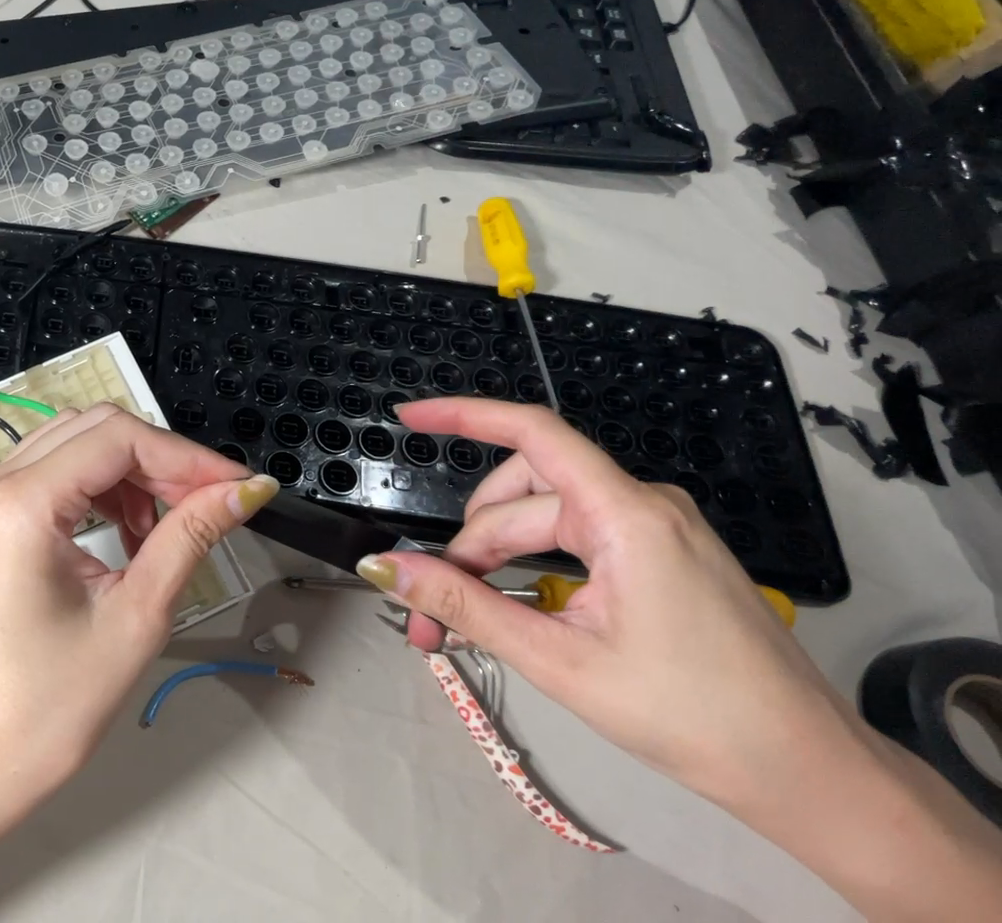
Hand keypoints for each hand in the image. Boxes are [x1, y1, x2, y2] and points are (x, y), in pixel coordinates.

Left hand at [0, 402, 278, 789]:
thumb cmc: (53, 700)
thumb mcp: (138, 613)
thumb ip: (190, 536)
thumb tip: (243, 492)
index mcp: (21, 506)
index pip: (118, 439)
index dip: (185, 456)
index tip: (236, 484)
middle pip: (97, 429)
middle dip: (162, 459)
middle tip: (211, 501)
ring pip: (78, 443)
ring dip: (133, 472)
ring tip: (168, 526)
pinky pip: (59, 471)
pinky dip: (104, 486)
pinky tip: (133, 531)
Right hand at [362, 397, 848, 804]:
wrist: (806, 772)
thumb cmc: (689, 715)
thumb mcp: (557, 659)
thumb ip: (463, 605)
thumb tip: (382, 568)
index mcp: (628, 516)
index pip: (534, 434)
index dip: (464, 416)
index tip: (408, 417)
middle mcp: (644, 507)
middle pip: (521, 499)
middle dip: (466, 548)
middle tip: (430, 614)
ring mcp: (656, 532)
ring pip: (542, 524)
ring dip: (492, 565)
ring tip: (460, 623)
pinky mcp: (660, 559)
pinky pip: (573, 544)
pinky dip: (528, 571)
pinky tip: (508, 611)